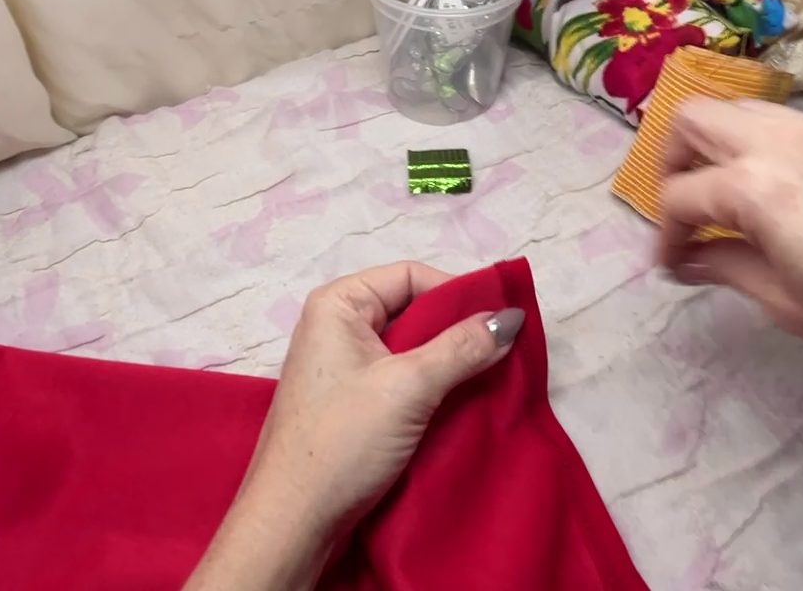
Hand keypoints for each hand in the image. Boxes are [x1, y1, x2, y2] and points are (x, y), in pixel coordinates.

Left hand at [185, 262, 522, 590]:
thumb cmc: (342, 441)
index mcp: (339, 302)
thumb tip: (511, 317)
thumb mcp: (410, 388)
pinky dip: (430, 382)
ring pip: (409, 344)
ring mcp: (342, 362)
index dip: (456, 293)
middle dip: (455, 328)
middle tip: (501, 349)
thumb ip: (463, 348)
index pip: (411, 276)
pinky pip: (400, 373)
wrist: (291, 525)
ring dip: (446, 359)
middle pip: (412, 308)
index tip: (499, 320)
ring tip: (488, 374)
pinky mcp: (350, 397)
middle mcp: (336, 323)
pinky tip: (459, 399)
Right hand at [656, 98, 802, 423]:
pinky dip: (764, 148)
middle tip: (688, 212)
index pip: (680, 196)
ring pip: (741, 112)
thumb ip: (726, 266)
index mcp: (756, 185)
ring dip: (718, 148)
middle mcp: (782, 140)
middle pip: (693, 120)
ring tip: (731, 200)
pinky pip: (789, 125)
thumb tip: (687, 259)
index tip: (672, 264)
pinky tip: (788, 197)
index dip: (665, 235)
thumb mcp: (790, 304)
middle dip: (673, 163)